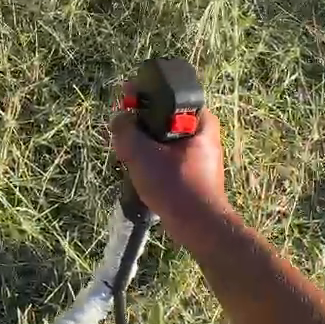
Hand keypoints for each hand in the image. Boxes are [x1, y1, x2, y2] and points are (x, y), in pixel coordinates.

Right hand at [110, 101, 234, 246]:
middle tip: (124, 138)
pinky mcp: (195, 174)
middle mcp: (205, 134)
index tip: (126, 105)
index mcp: (201, 120)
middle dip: (140, 128)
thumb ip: (125, 130)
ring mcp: (202, 155)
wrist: (197, 225)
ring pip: (163, 141)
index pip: (168, 97)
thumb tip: (119, 119)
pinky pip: (168, 159)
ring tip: (129, 160)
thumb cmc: (174, 185)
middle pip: (163, 120)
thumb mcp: (141, 153)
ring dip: (144, 148)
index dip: (143, 99)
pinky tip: (141, 175)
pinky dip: (153, 163)